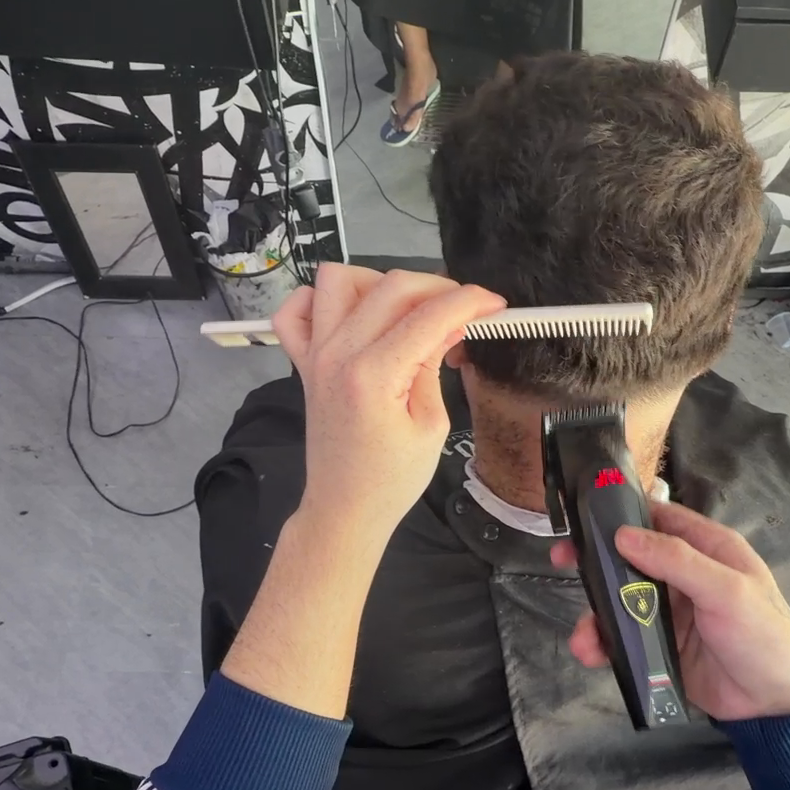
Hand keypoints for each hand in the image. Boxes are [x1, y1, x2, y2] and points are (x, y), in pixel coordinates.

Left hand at [272, 263, 504, 538]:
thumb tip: (447, 325)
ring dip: (381, 284)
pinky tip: (351, 316)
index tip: (494, 304)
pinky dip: (319, 301)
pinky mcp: (304, 362)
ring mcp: (315, 354)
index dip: (469, 301)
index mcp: (374, 375)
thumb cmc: (392, 480)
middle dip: (437, 288)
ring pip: (341, 281)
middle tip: (463, 311)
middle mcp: (339, 354)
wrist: (345, 508)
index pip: (428, 315)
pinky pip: (295, 311)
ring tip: (407, 311)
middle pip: (391, 287)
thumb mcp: (431, 426)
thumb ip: (433, 365)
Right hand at [552, 501, 789, 720]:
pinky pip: (622, 637)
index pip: (658, 518)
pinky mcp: (658, 646)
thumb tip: (623, 535)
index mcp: (707, 549)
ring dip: (595, 614)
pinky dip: (603, 644)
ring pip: (619, 600)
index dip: (621, 513)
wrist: (777, 705)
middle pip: (628, 558)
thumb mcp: (727, 592)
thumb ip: (677, 561)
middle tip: (561, 559)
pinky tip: (593, 655)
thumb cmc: (763, 636)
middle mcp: (683, 575)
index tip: (584, 515)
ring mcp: (669, 612)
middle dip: (593, 561)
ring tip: (583, 639)